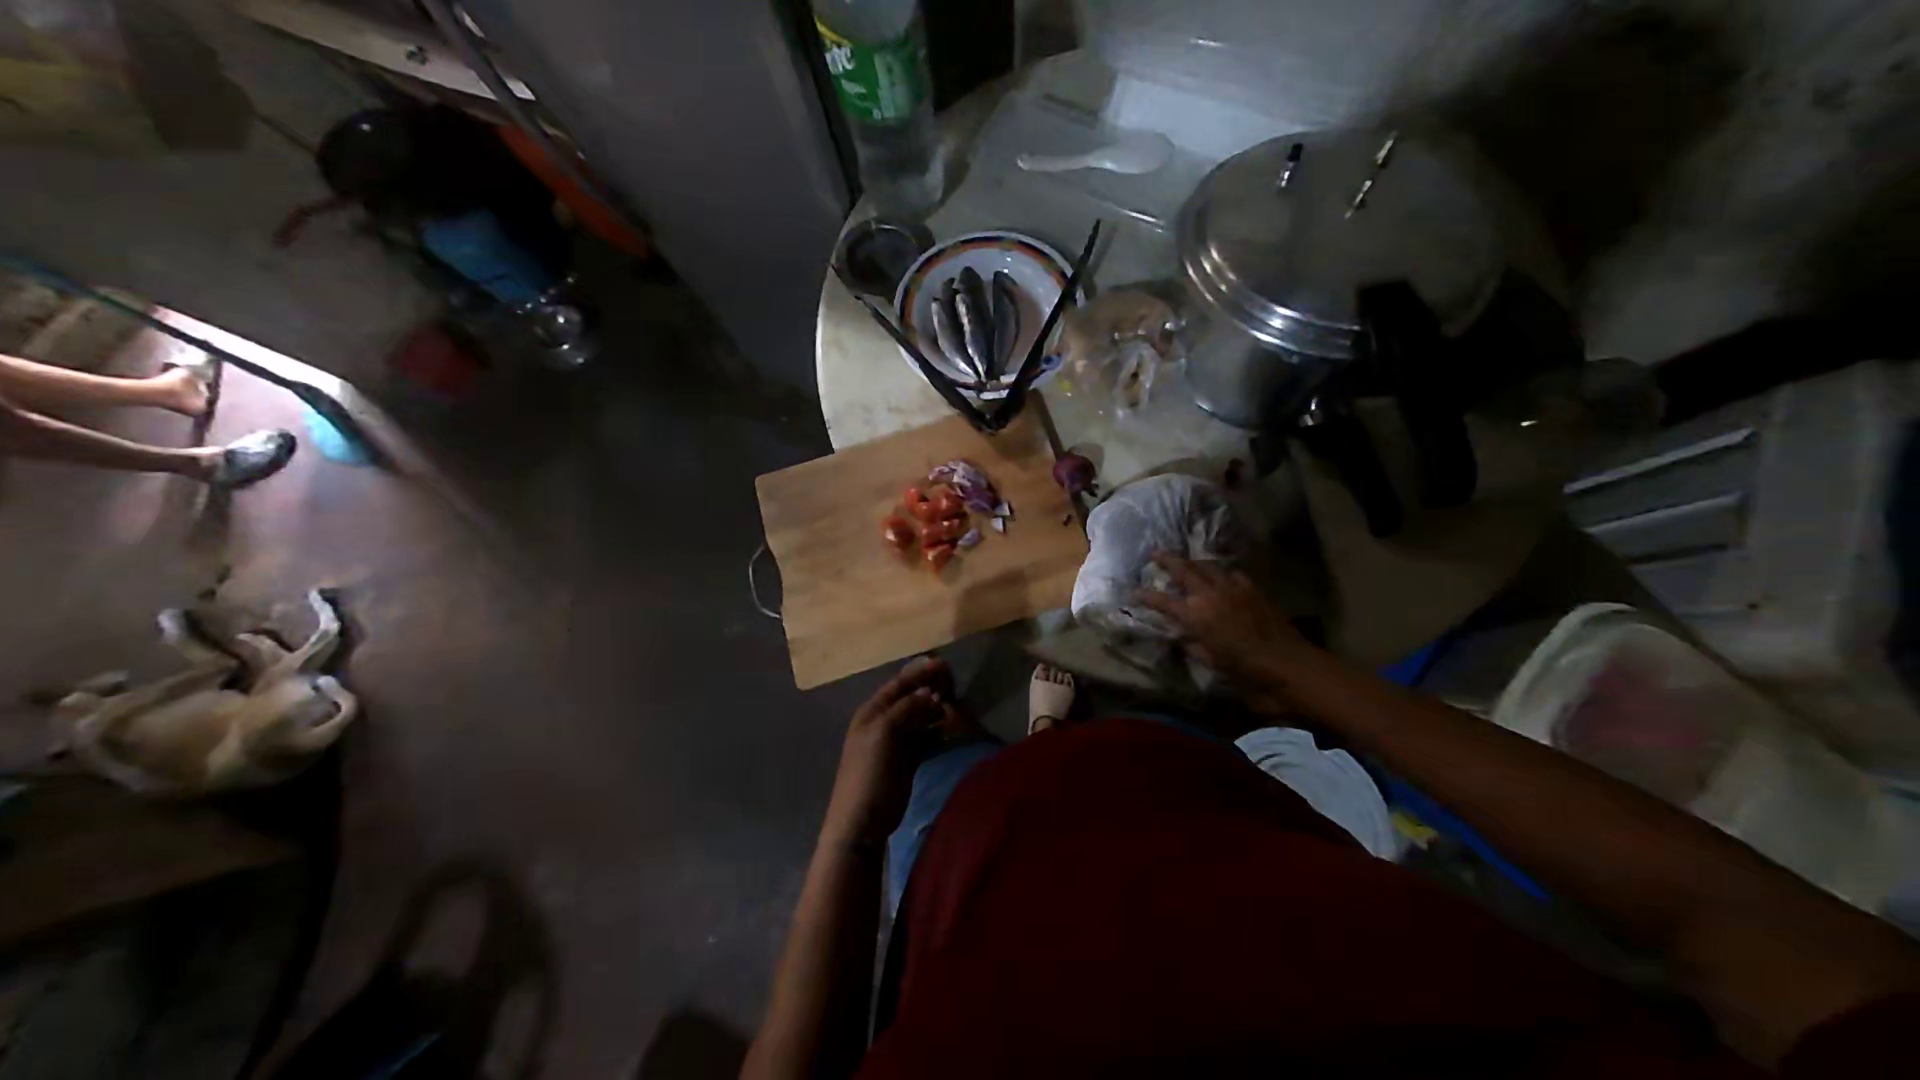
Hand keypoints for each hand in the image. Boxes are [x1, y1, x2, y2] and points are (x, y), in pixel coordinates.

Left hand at [820, 656, 955, 846]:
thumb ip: (905, 708)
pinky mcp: (908, 759)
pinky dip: (937, 729)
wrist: (862, 821)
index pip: (898, 685)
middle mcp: (883, 722)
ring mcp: (896, 742)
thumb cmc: (869, 773)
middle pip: (910, 698)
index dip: (920, 673)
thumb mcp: (884, 733)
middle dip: (930, 688)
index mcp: (872, 712)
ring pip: (919, 717)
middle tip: (953, 682)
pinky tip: (952, 726)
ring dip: (936, 708)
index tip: (944, 664)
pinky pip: (925, 737)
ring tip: (956, 702)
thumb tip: (928, 692)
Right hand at [1136, 553, 1316, 705]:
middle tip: (1156, 553)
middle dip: (1168, 560)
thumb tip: (1183, 635)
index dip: (1147, 596)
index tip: (1134, 591)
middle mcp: (1211, 595)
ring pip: (1209, 567)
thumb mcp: (1212, 663)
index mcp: (1195, 615)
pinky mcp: (1253, 589)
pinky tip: (1221, 577)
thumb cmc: (1245, 671)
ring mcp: (1234, 588)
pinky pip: (1232, 574)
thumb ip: (1194, 645)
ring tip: (1186, 561)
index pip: (1163, 601)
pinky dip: (1222, 573)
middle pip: (1184, 570)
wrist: (1290, 666)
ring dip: (1195, 563)